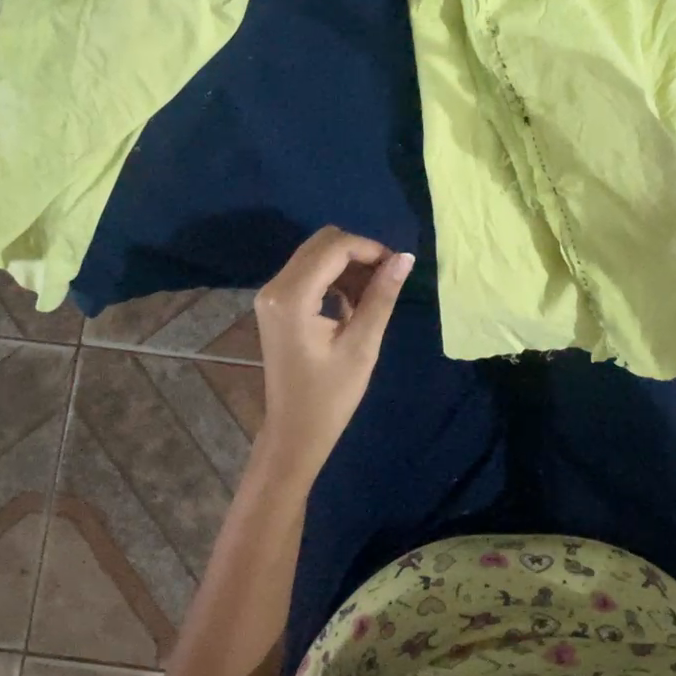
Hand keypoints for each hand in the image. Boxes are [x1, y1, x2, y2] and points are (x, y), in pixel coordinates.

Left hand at [252, 226, 414, 482]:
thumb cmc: (330, 396)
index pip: (334, 248)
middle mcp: (275, 287)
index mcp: (292, 297)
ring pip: (316, 255)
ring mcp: (271, 295)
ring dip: (348, 266)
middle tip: (386, 280)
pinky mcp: (275, 303)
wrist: (295, 431)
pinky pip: (308, 272)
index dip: (370, 249)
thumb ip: (381, 296)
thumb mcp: (362, 345)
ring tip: (372, 297)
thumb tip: (404, 258)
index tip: (397, 267)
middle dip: (359, 254)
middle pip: (322, 243)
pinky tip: (353, 304)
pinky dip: (334, 278)